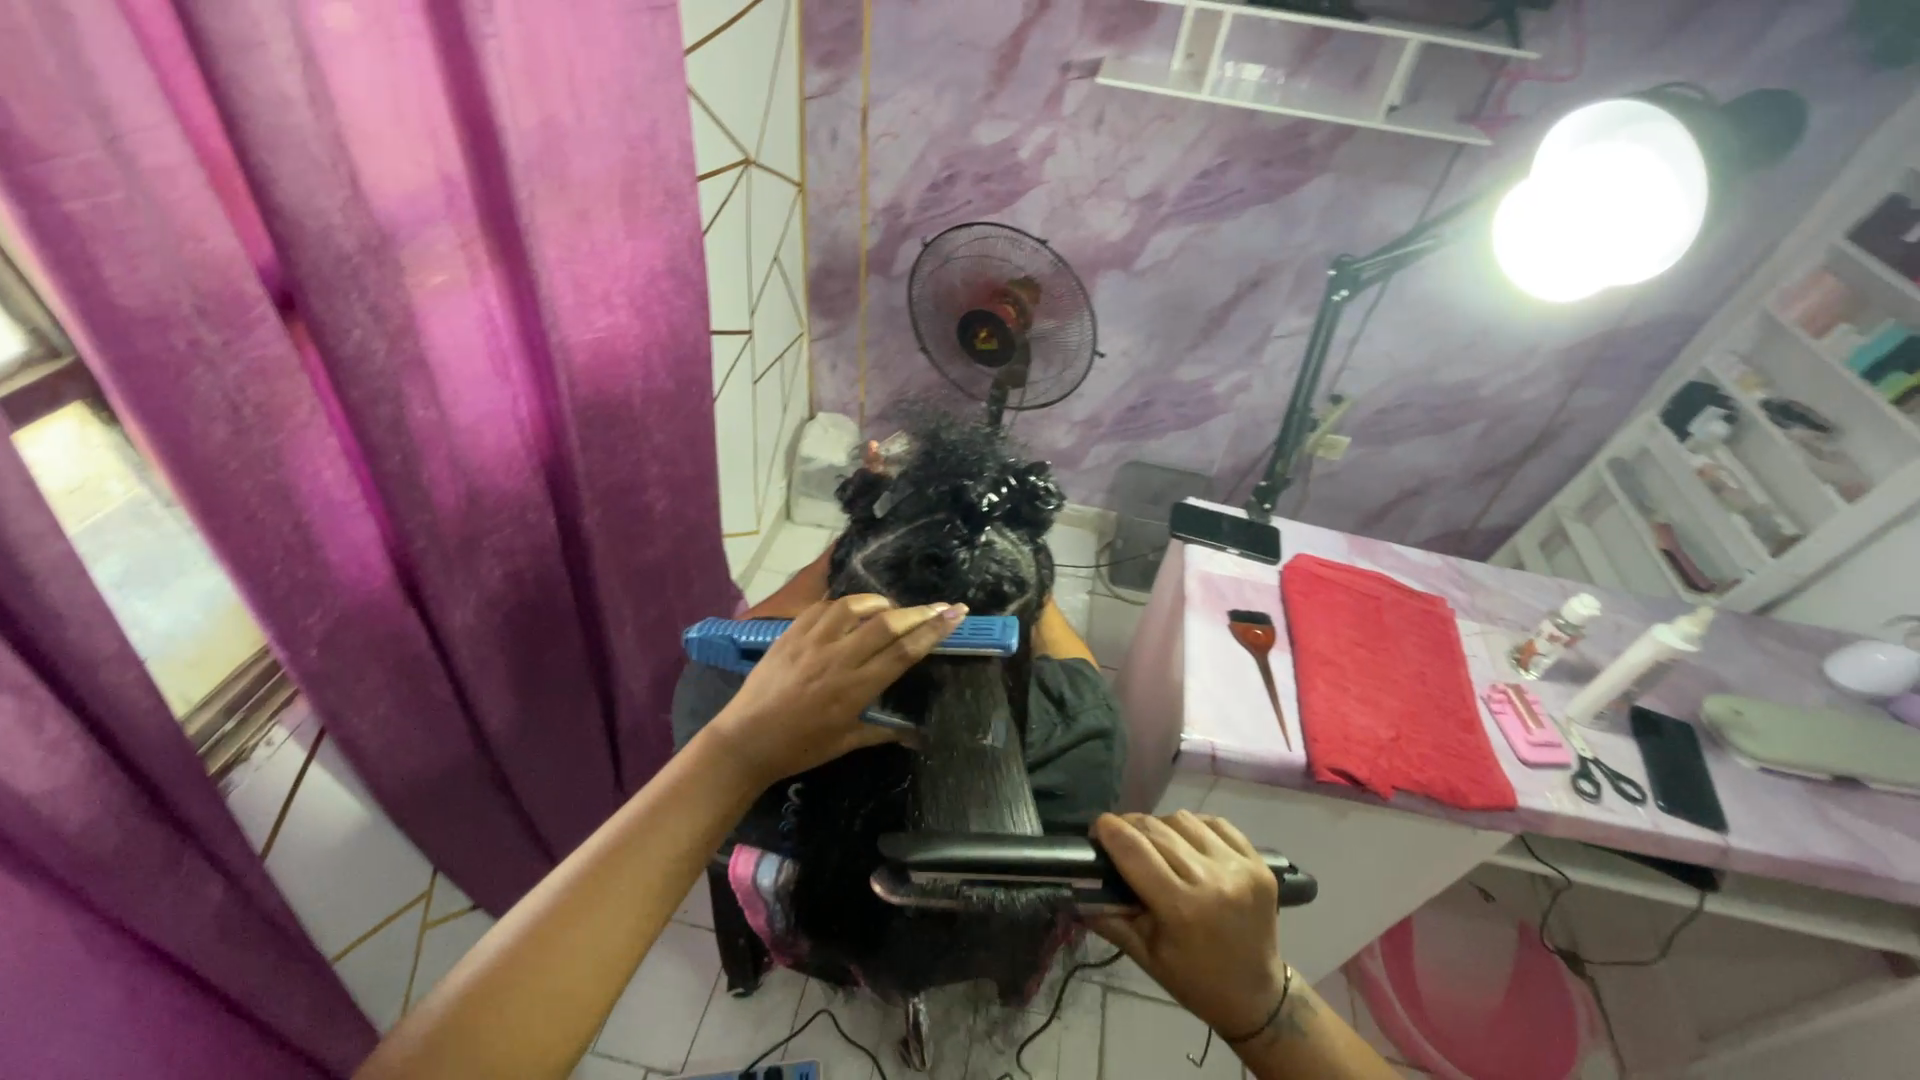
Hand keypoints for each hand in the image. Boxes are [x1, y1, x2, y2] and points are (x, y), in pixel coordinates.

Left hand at [705, 594, 965, 784]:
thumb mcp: (845, 743)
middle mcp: (838, 659)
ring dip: (880, 603)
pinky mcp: (790, 634)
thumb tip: (917, 736)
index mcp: (855, 689)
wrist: (745, 740)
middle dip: (920, 612)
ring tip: (893, 608)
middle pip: (887, 624)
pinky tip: (852, 610)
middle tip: (941, 605)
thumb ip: (883, 732)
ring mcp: (812, 643)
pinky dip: (844, 605)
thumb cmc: (799, 748)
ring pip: (854, 608)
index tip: (955, 614)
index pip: (904, 652)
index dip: (933, 631)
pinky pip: (822, 608)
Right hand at [1088, 812, 1287, 1037]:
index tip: (1097, 827)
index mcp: (1182, 908)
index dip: (1109, 830)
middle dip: (1130, 827)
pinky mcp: (1259, 862)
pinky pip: (1216, 823)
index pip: (1134, 850)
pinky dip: (1195, 828)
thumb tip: (1074, 884)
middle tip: (1119, 837)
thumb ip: (1107, 917)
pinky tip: (1188, 845)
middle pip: (1156, 829)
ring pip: (1184, 819)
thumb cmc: (1193, 980)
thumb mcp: (1144, 955)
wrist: (1257, 994)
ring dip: (1162, 827)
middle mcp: (1213, 880)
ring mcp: (1240, 868)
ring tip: (1157, 844)